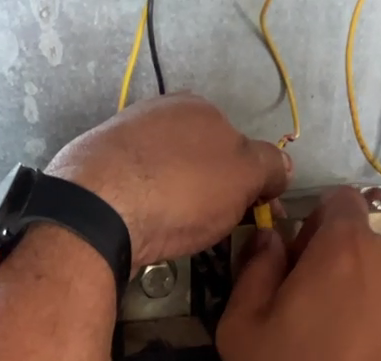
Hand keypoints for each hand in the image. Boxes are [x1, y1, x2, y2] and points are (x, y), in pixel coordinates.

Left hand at [49, 94, 291, 267]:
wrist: (100, 207)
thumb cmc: (183, 192)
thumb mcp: (243, 179)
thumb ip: (268, 168)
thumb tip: (283, 166)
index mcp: (201, 108)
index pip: (239, 145)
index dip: (251, 184)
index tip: (254, 217)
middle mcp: (160, 113)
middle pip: (200, 159)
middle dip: (211, 190)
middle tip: (214, 228)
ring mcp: (124, 138)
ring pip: (167, 175)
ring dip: (177, 200)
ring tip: (175, 232)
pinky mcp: (96, 168)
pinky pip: (135, 190)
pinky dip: (145, 207)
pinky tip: (144, 227)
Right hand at [217, 189, 380, 360]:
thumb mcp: (242, 331)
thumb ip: (253, 270)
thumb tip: (270, 239)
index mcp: (346, 245)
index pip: (335, 200)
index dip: (310, 230)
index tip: (295, 273)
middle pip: (361, 242)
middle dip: (336, 267)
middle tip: (311, 321)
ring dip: (363, 297)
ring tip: (343, 351)